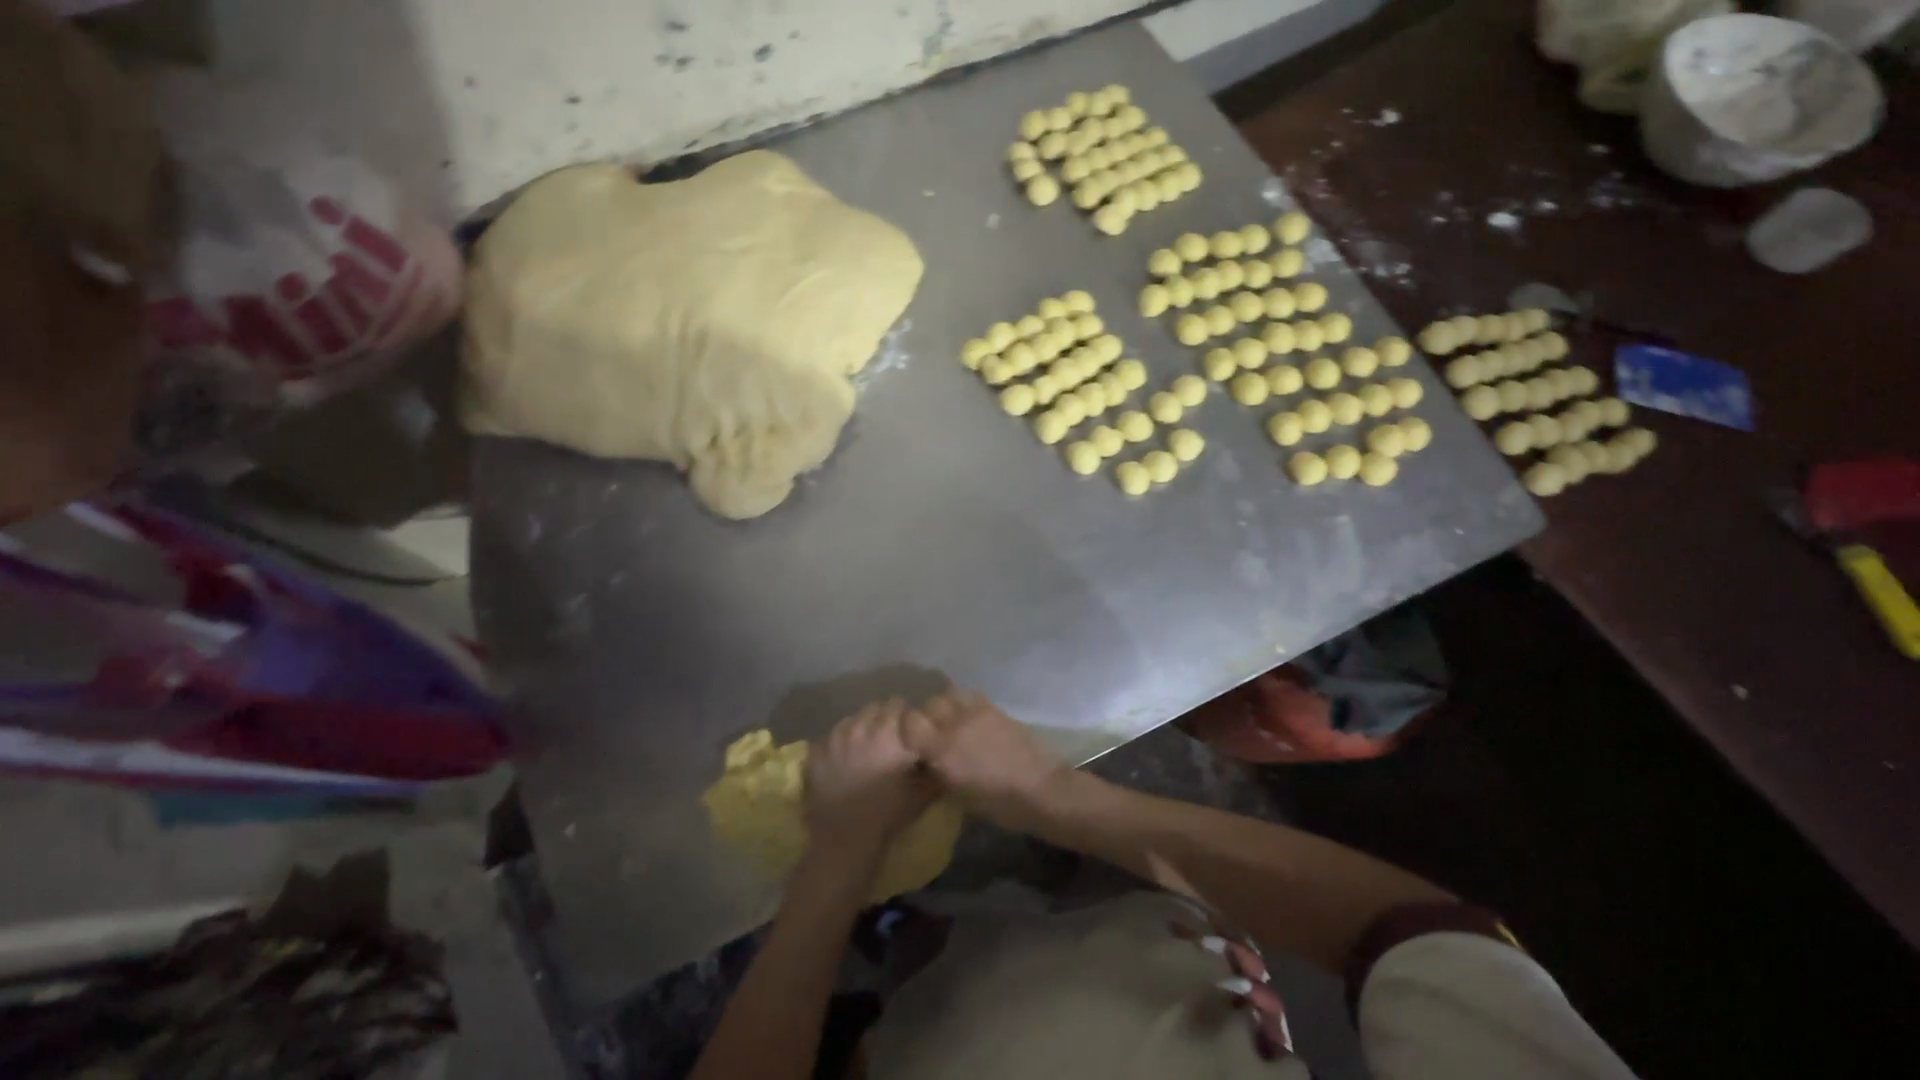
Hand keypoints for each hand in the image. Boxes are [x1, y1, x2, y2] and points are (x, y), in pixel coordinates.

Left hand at [803, 699, 934, 864]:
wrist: (845, 837)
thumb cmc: (889, 814)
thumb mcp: (923, 794)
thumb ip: (935, 770)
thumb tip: (941, 755)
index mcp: (888, 732)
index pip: (898, 704)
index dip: (905, 714)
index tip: (908, 728)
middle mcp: (860, 727)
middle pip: (873, 708)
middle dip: (882, 717)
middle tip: (888, 737)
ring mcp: (834, 738)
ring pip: (850, 720)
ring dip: (859, 727)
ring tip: (863, 746)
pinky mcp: (815, 753)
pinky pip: (828, 738)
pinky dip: (837, 743)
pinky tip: (841, 758)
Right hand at [901, 689, 1068, 830]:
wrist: (1042, 791)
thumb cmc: (999, 805)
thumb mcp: (958, 795)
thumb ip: (938, 770)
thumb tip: (928, 759)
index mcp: (942, 751)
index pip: (909, 722)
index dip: (907, 729)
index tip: (911, 741)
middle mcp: (955, 726)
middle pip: (928, 704)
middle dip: (925, 716)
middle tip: (931, 732)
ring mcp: (977, 713)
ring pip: (948, 693)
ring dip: (944, 705)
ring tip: (950, 721)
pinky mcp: (995, 708)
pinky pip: (970, 695)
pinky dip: (964, 702)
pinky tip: (969, 718)